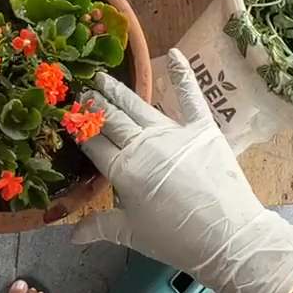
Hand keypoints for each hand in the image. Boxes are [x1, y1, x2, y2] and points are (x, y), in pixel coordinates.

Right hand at [73, 49, 292, 292]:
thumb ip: (99, 227)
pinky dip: (182, 75)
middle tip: (80, 87)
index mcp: (125, 170)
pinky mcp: (202, 129)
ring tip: (103, 76)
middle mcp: (145, 145)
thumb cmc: (176, 240)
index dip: (79, 127)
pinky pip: (191, 98)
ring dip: (119, 91)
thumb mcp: (132, 235)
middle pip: (113, 119)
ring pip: (139, 106)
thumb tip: (69, 236)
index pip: (94, 144)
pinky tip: (173, 53)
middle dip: (94, 103)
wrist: (227, 238)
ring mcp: (174, 133)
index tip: (66, 112)